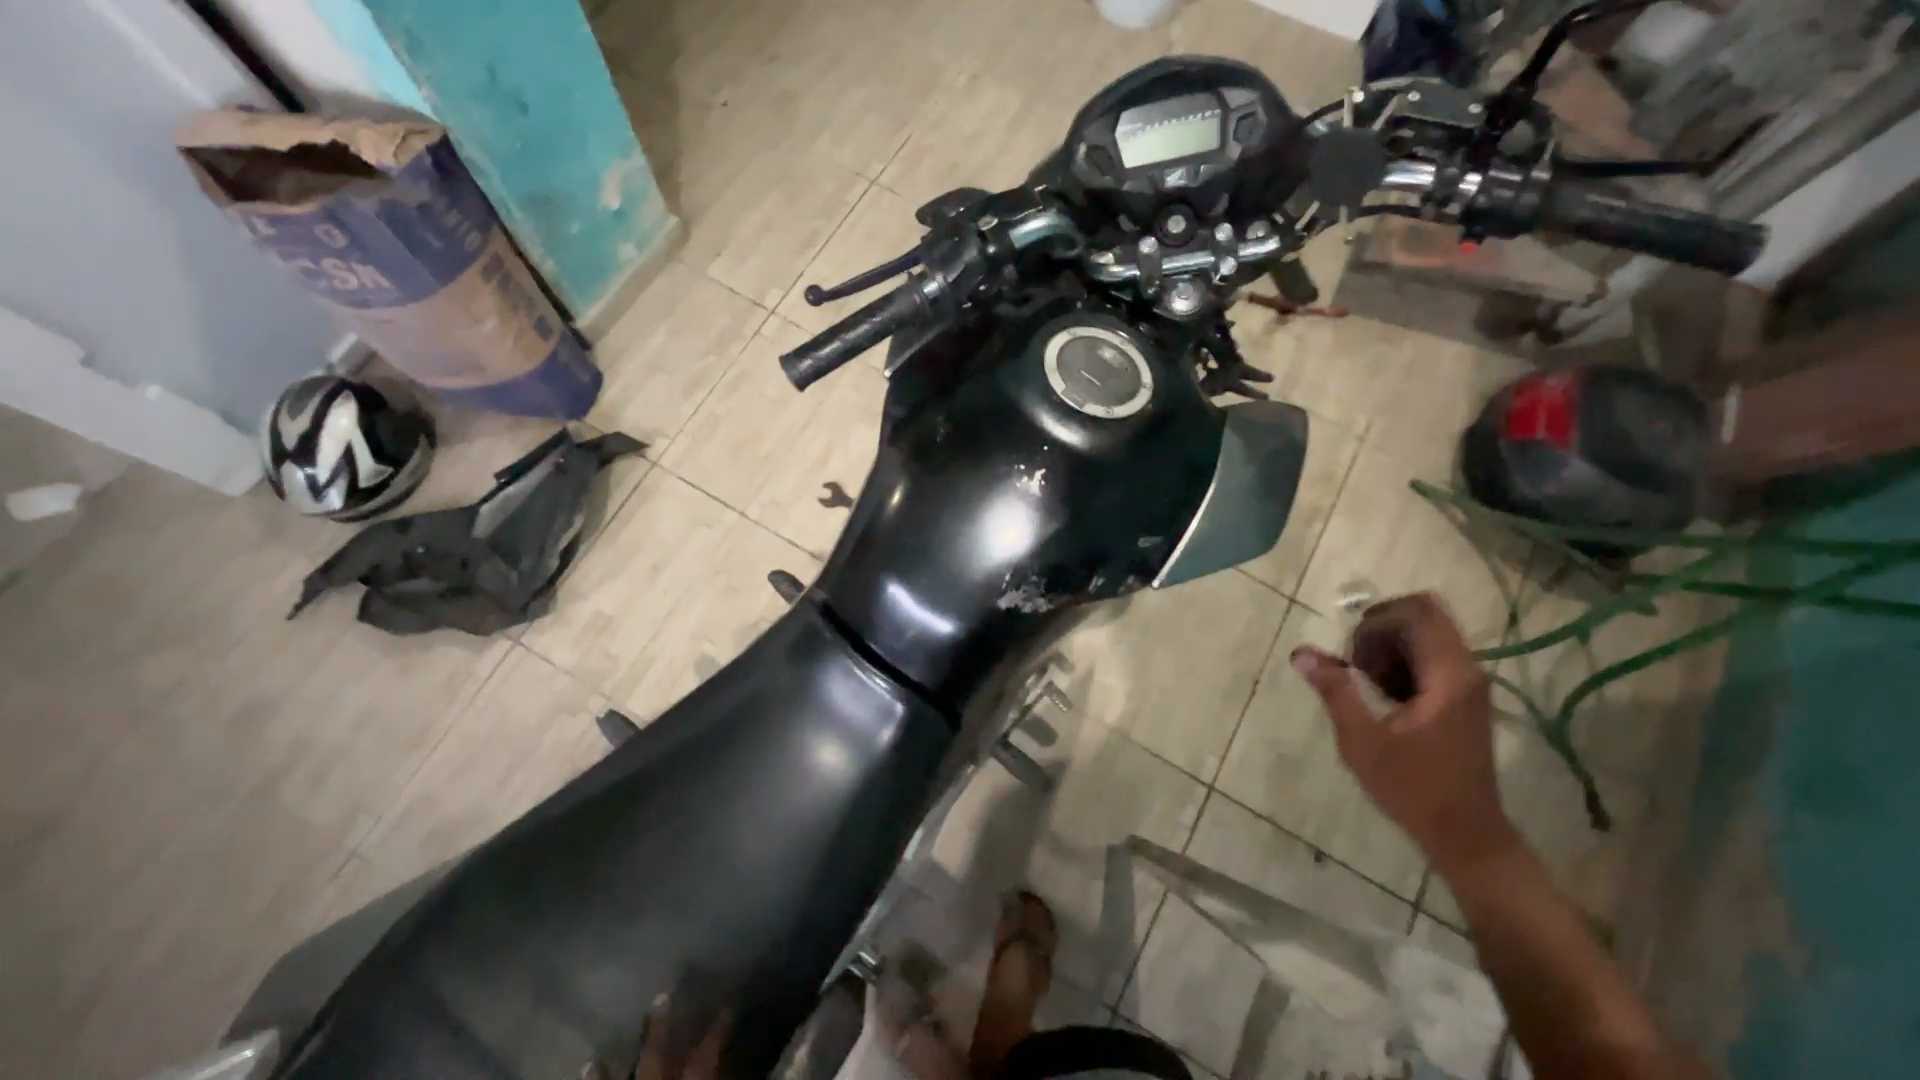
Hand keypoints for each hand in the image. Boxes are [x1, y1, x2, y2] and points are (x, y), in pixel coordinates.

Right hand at [1291, 593, 1516, 873]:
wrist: (1465, 833)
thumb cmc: (1413, 787)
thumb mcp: (1363, 740)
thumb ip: (1335, 690)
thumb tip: (1301, 653)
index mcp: (1448, 673)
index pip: (1418, 610)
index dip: (1376, 618)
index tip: (1350, 652)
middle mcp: (1467, 669)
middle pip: (1423, 616)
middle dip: (1380, 630)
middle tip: (1355, 665)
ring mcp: (1469, 684)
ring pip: (1427, 636)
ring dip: (1389, 648)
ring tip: (1365, 684)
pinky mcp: (1464, 698)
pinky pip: (1432, 658)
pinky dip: (1402, 664)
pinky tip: (1384, 698)